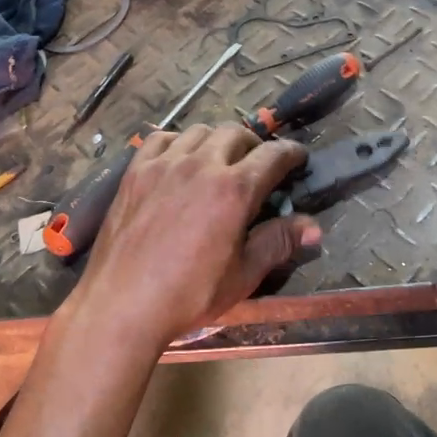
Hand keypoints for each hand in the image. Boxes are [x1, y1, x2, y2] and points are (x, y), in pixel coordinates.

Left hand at [70, 124, 320, 345]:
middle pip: (236, 133)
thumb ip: (278, 242)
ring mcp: (165, 164)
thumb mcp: (243, 275)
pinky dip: (179, 142)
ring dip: (217, 140)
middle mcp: (202, 165)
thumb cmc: (189, 295)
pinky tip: (180, 160)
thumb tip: (314, 227)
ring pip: (200, 131)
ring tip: (220, 160)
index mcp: (234, 189)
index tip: (298, 158)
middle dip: (254, 144)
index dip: (291, 153)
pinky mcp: (136, 171)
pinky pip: (162, 139)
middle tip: (258, 164)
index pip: (273, 155)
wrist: (122, 305)